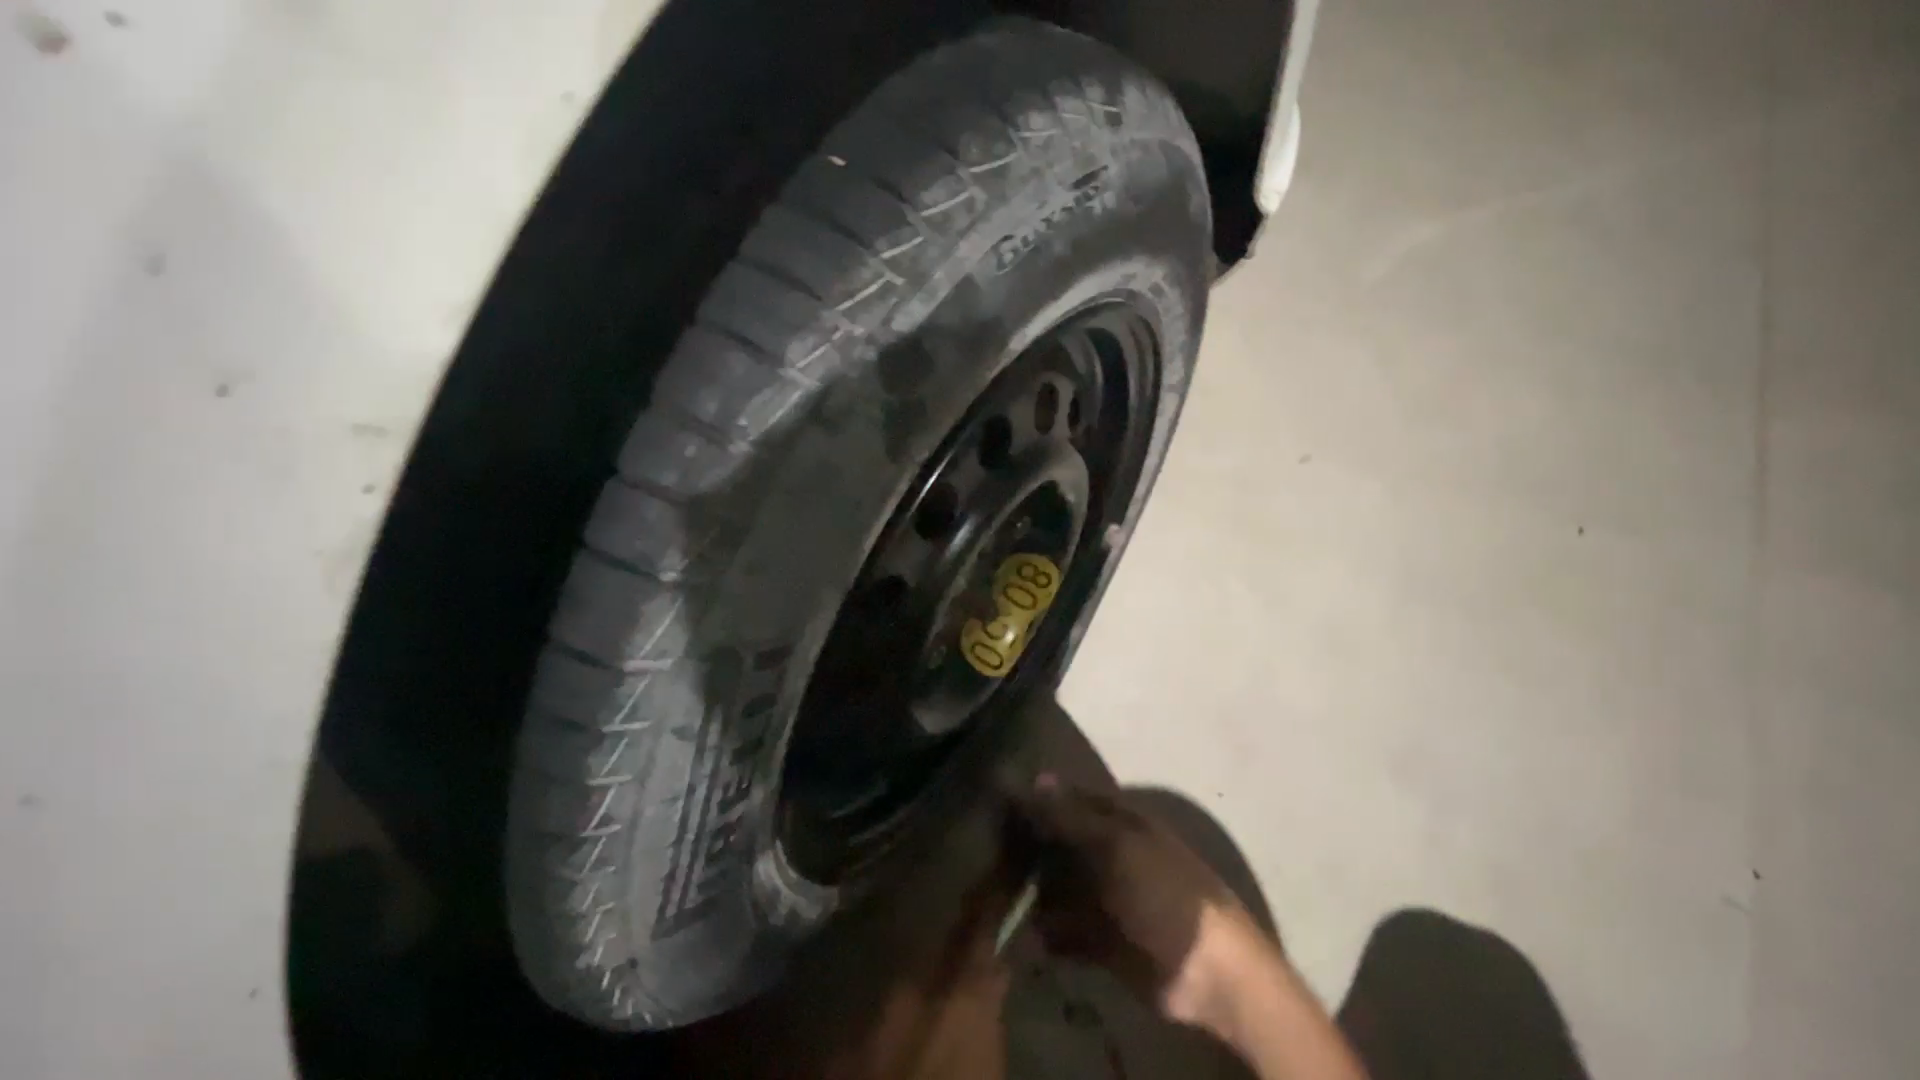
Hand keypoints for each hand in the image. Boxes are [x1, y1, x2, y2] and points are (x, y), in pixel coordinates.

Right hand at [1007, 775, 1283, 1028]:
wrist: (1210, 972)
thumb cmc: (1165, 894)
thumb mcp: (1118, 845)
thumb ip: (1072, 815)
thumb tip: (1036, 776)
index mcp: (1123, 824)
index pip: (1071, 800)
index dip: (1036, 798)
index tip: (994, 800)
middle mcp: (1112, 856)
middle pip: (1060, 845)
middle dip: (1028, 848)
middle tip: (984, 852)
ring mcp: (1108, 900)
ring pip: (1058, 888)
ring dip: (1032, 892)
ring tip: (993, 896)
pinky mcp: (1102, 942)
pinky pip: (1064, 931)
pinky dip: (1045, 933)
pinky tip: (1020, 933)